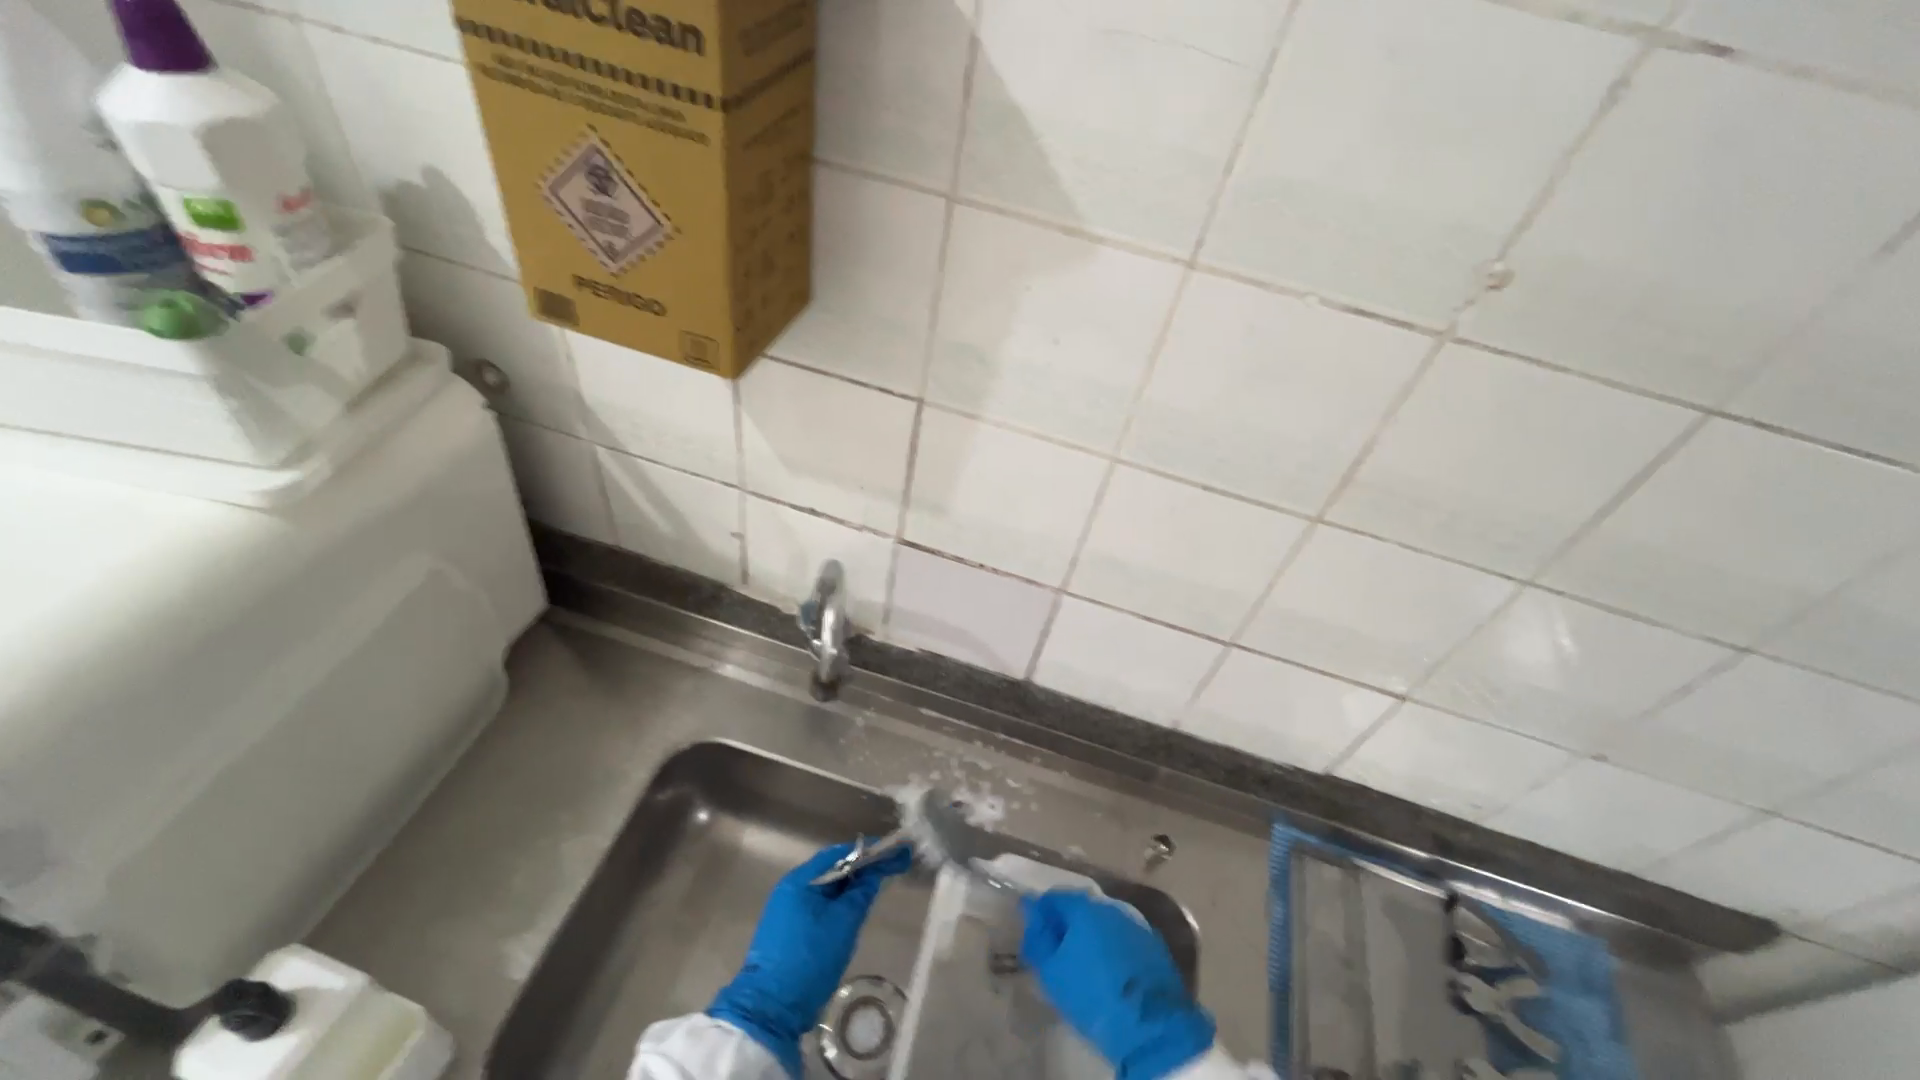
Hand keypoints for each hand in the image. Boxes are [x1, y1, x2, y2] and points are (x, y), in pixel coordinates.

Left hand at [710, 842, 912, 1077]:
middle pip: (832, 870)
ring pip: (826, 889)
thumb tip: (875, 872)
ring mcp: (786, 910)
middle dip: (862, 867)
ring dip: (851, 886)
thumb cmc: (810, 958)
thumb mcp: (843, 924)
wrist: (772, 1006)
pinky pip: (819, 905)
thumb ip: (861, 894)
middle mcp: (790, 889)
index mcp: (800, 880)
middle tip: (892, 867)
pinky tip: (856, 908)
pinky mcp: (788, 930)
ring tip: (879, 885)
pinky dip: (839, 902)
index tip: (893, 850)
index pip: (838, 854)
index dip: (868, 851)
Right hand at [1020, 889, 1215, 1079]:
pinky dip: (1112, 948)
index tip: (1035, 936)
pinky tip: (1108, 970)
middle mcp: (1113, 908)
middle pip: (1082, 908)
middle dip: (1067, 925)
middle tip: (1056, 951)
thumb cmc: (1091, 995)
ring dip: (1091, 936)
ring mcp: (1137, 925)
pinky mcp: (1155, 946)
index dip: (1041, 914)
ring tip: (1081, 962)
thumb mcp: (1052, 972)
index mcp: (1085, 909)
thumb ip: (1038, 939)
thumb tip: (1030, 914)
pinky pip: (1124, 939)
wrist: (1150, 1026)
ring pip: (1105, 924)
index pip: (1055, 898)